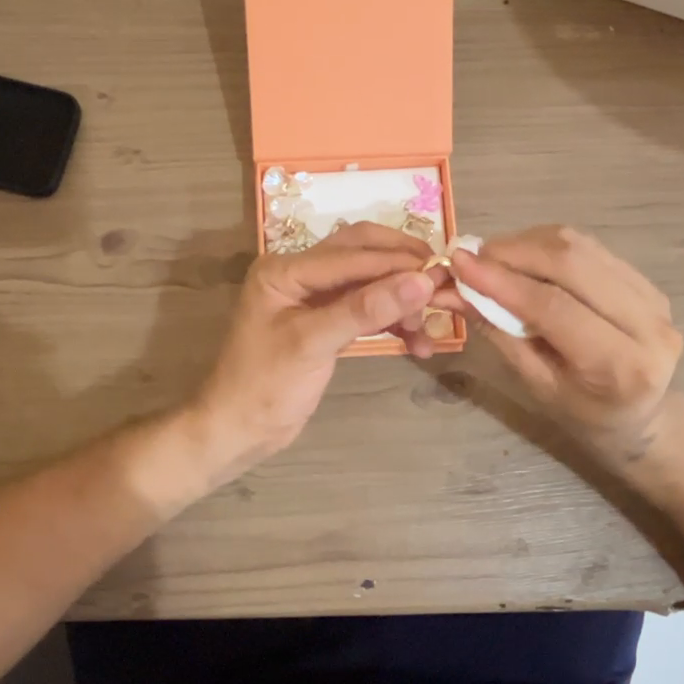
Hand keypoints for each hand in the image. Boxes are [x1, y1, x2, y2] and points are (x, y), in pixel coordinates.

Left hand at [188, 222, 445, 484]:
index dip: (397, 261)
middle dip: (404, 268)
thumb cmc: (264, 386)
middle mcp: (300, 274)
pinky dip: (392, 320)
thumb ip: (366, 309)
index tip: (442, 272)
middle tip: (444, 283)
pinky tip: (418, 341)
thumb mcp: (313, 344)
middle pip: (363, 254)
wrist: (238, 431)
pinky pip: (367, 309)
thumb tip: (422, 280)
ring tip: (431, 322)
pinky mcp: (326, 322)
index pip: (352, 253)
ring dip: (401, 297)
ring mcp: (314, 298)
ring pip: (369, 282)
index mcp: (285, 269)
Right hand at [436, 226, 683, 460]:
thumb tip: (452, 292)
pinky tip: (524, 258)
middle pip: (573, 263)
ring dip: (528, 244)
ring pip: (582, 247)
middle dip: (514, 252)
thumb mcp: (535, 384)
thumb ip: (499, 333)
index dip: (503, 281)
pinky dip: (548, 246)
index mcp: (621, 366)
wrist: (639, 414)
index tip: (459, 264)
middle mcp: (648, 325)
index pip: (554, 308)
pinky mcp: (648, 280)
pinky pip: (590, 248)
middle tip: (472, 256)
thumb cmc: (581, 411)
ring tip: (493, 257)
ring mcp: (654, 297)